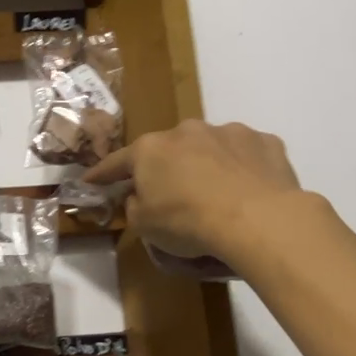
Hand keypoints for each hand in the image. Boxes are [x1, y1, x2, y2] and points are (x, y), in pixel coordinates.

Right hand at [83, 120, 304, 263]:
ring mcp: (229, 132)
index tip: (91, 180)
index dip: (102, 174)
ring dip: (205, 162)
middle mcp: (187, 131)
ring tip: (215, 191)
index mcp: (150, 150)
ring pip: (208, 146)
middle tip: (168, 191)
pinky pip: (244, 154)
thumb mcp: (143, 225)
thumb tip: (140, 196)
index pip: (117, 162)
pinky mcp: (265, 141)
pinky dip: (241, 167)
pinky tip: (246, 188)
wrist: (258, 219)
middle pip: (167, 149)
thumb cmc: (187, 222)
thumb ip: (135, 205)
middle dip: (164, 166)